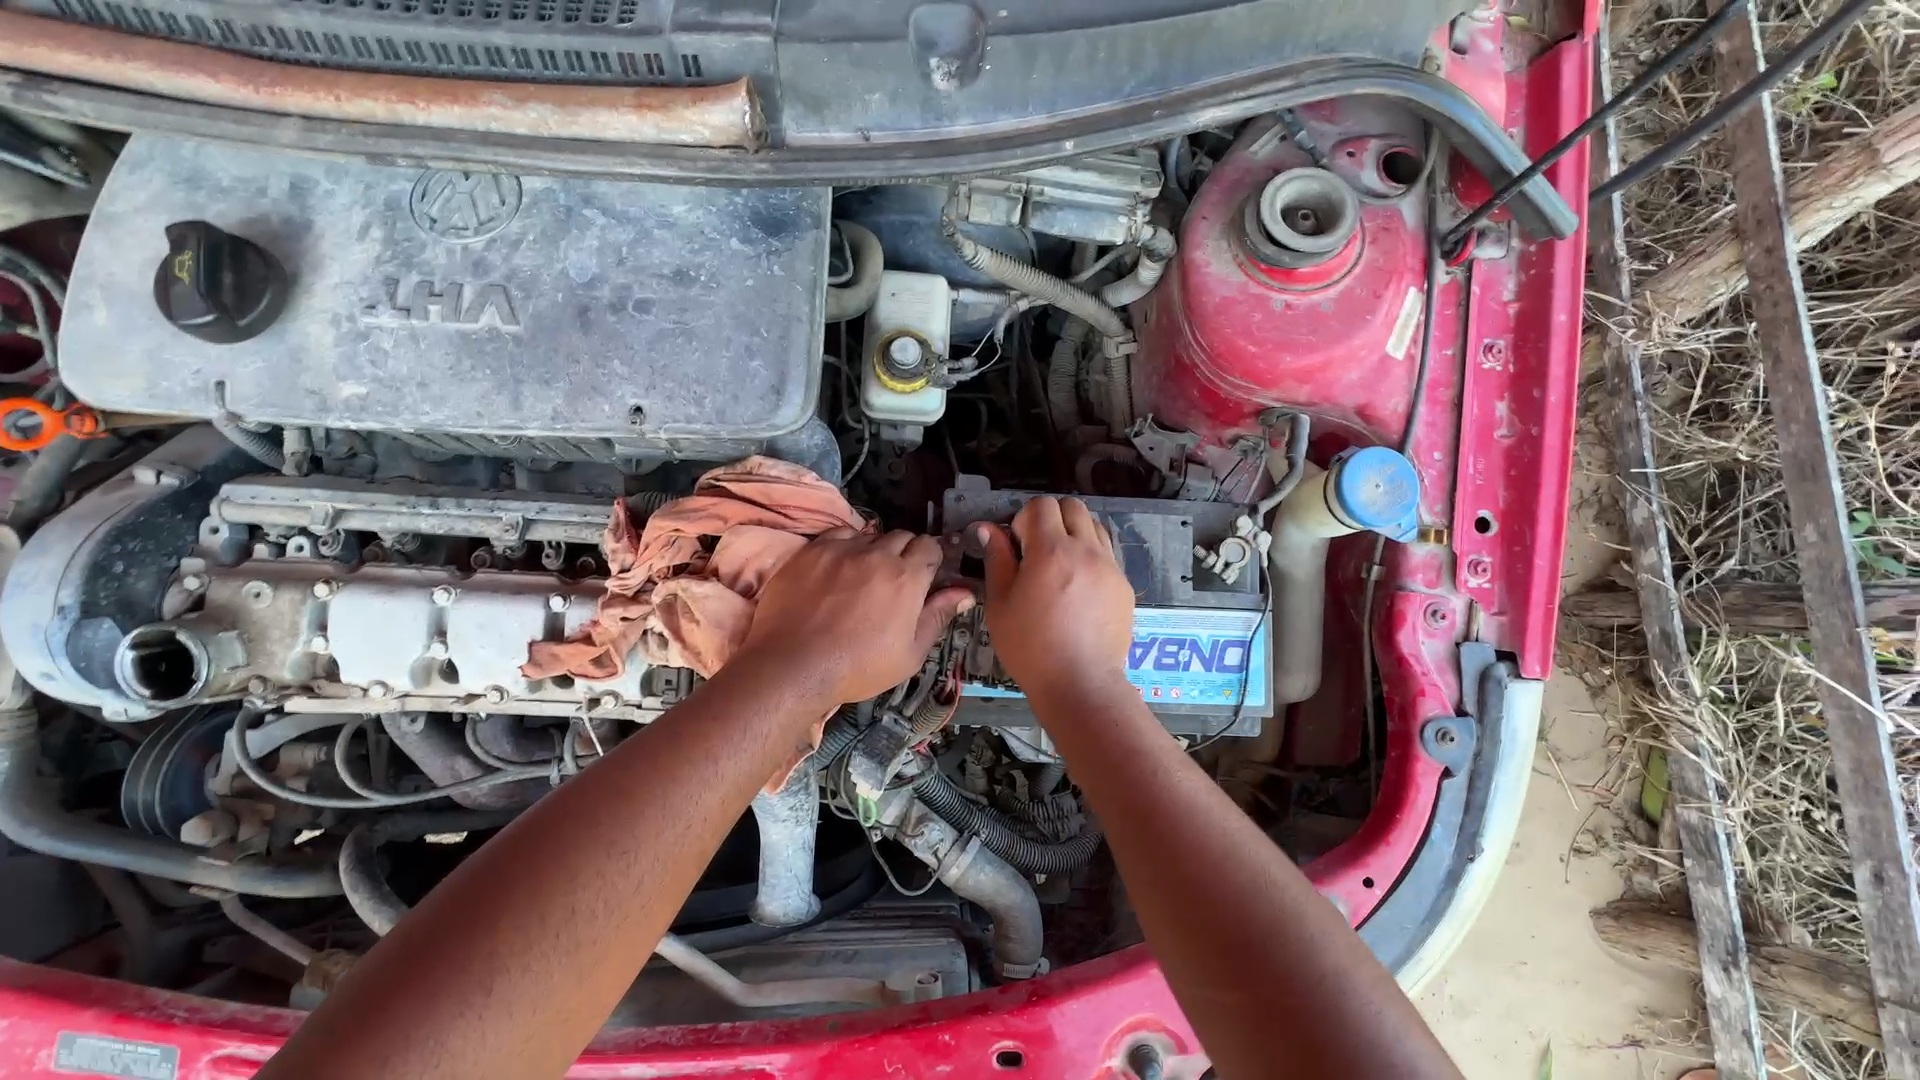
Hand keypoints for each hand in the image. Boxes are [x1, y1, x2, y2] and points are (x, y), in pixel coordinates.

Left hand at [733, 528, 973, 706]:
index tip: (924, 576)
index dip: (930, 559)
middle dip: (904, 553)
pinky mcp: (812, 551)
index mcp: (907, 578)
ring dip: (874, 549)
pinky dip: (845, 545)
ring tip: (864, 575)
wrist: (794, 666)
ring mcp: (842, 550)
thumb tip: (964, 593)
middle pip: (902, 536)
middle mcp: (877, 555)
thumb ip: (937, 616)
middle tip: (894, 580)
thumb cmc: (857, 668)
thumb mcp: (910, 654)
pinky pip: (838, 534)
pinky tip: (839, 567)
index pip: (930, 546)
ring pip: (870, 535)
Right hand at [975, 496, 1135, 704]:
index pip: (1041, 505)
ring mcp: (1110, 567)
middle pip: (1072, 506)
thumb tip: (988, 530)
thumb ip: (997, 560)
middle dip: (1051, 518)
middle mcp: (1086, 550)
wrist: (1080, 683)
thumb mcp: (1000, 604)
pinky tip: (1078, 589)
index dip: (1024, 518)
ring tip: (1059, 566)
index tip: (1017, 545)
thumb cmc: (1030, 647)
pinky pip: (1107, 554)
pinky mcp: (1124, 586)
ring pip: (1094, 526)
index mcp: (1051, 550)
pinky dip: (1091, 557)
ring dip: (1074, 533)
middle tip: (1037, 550)